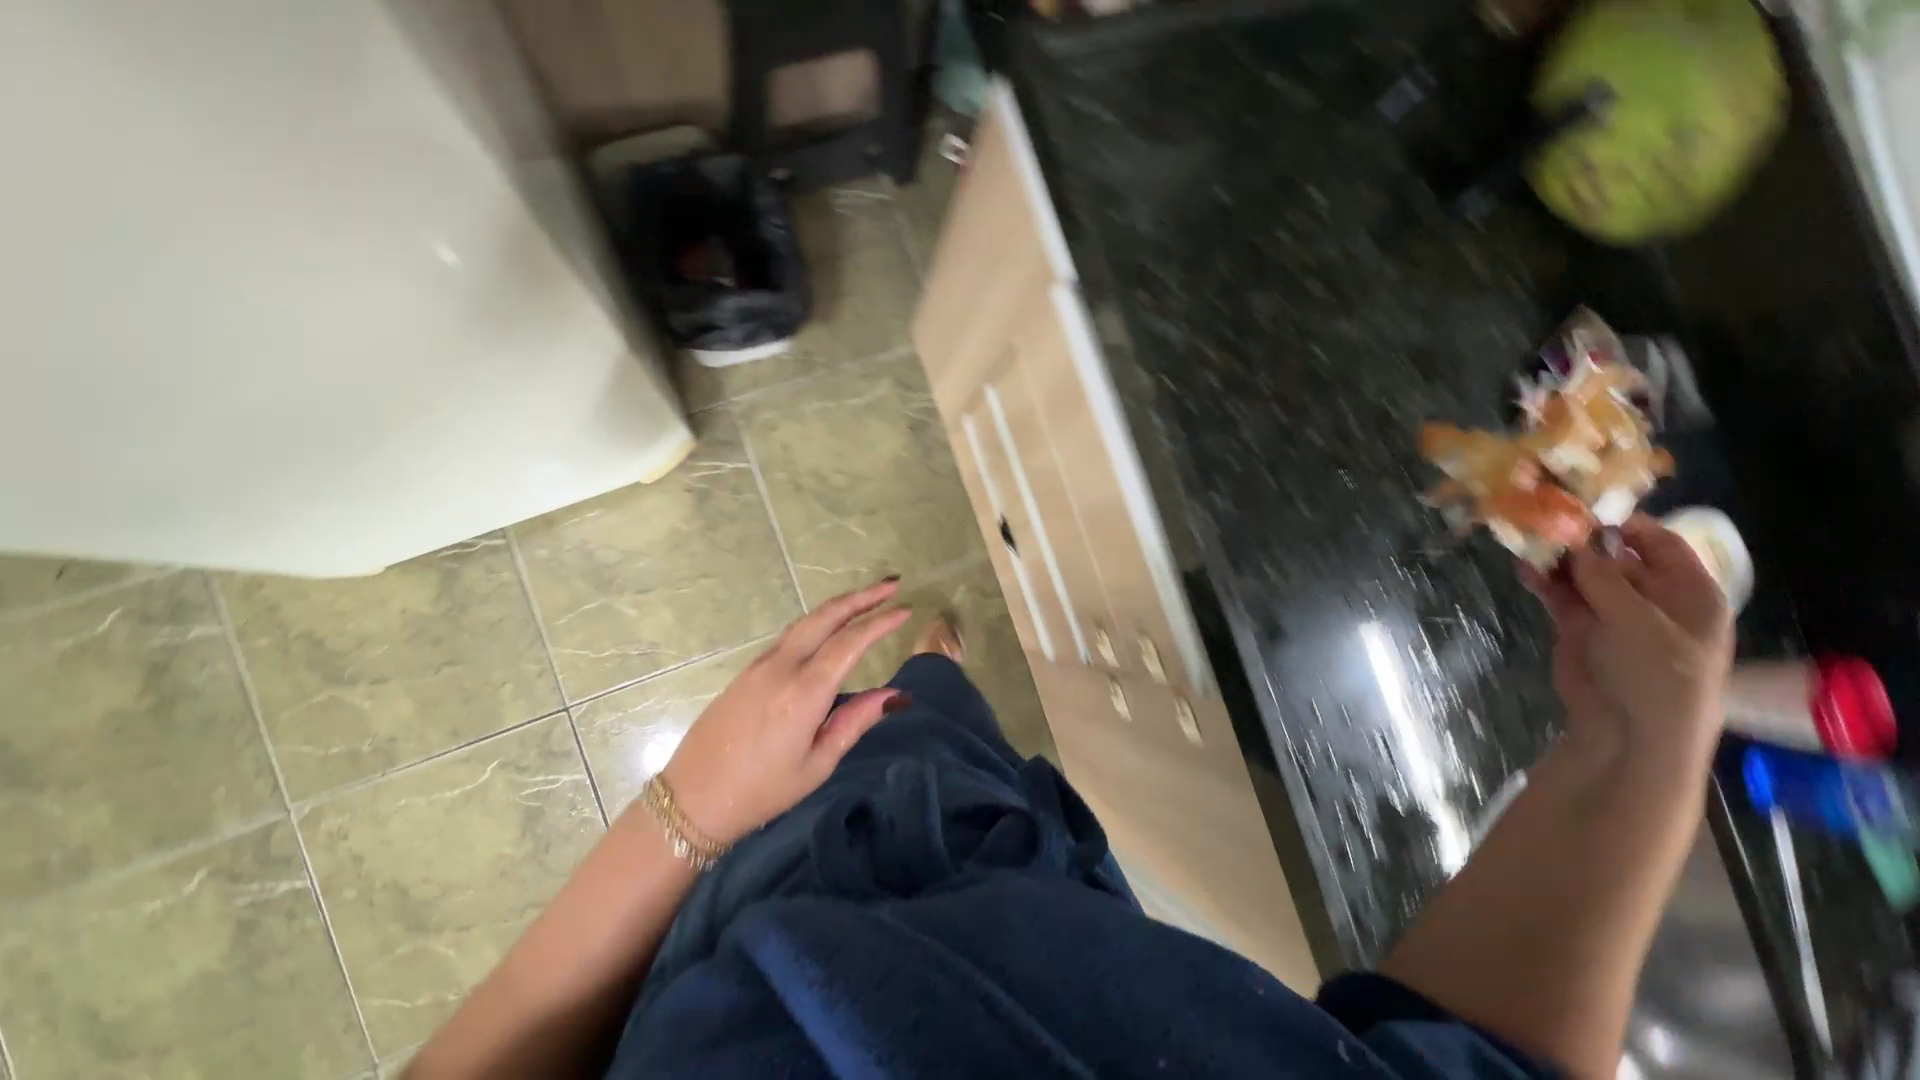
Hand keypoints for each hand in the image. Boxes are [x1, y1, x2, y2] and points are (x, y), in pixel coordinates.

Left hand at [657, 578, 913, 843]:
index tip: (906, 610)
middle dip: (861, 597)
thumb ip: (855, 721)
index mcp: (804, 692)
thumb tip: (896, 695)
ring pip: (805, 623)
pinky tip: (829, 628)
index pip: (850, 643)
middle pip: (825, 618)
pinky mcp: (746, 672)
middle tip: (892, 585)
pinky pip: (789, 637)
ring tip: (867, 599)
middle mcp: (782, 668)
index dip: (880, 623)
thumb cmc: (762, 791)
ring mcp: (760, 666)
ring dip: (838, 606)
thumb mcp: (817, 764)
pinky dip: (816, 623)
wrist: (693, 798)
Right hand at [1521, 515, 1733, 762]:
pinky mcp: (1581, 627)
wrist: (1628, 733)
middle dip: (1583, 539)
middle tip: (1546, 520)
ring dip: (1559, 558)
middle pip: (1617, 554)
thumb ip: (1605, 577)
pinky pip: (1562, 595)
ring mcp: (1614, 613)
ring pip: (1584, 573)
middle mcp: (1653, 597)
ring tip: (1528, 542)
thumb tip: (1578, 536)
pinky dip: (1544, 581)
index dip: (1628, 524)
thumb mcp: (1638, 622)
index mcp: (1689, 593)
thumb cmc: (1656, 676)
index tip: (1586, 508)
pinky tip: (1525, 568)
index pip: (1662, 543)